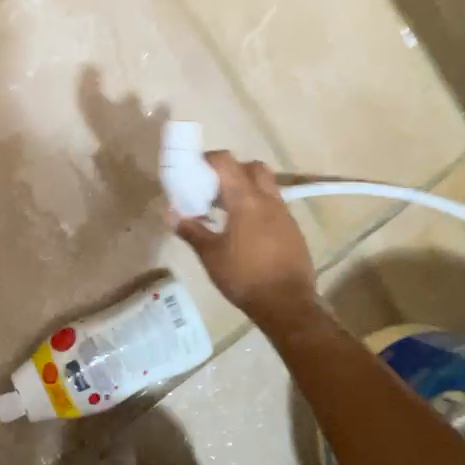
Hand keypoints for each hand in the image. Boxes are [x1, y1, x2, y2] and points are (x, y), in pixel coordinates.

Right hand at [172, 152, 316, 323]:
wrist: (287, 304)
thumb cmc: (244, 277)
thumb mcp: (211, 255)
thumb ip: (191, 231)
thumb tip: (171, 214)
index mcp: (246, 200)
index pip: (227, 162)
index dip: (209, 159)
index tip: (195, 169)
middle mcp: (269, 200)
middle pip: (253, 167)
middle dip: (233, 170)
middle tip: (215, 188)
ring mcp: (285, 215)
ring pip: (267, 187)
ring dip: (247, 189)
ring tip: (228, 211)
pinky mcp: (293, 231)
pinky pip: (274, 207)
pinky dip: (259, 209)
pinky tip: (246, 231)